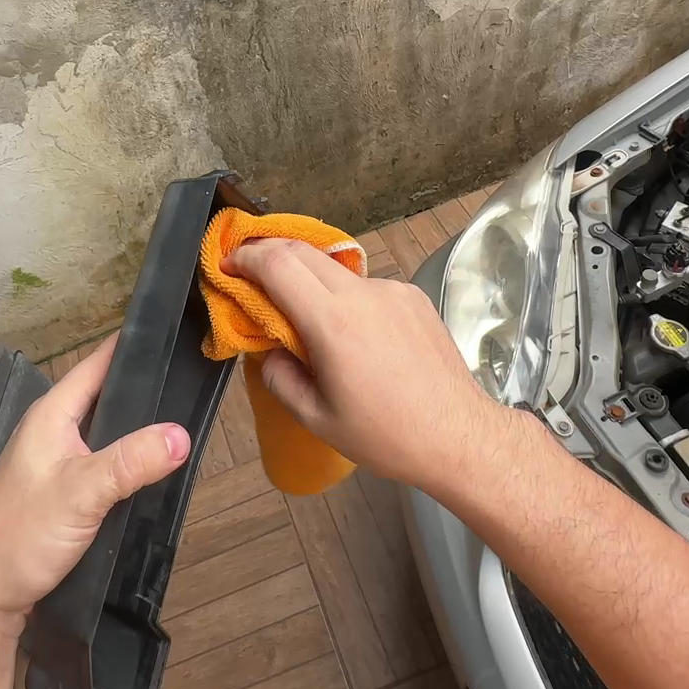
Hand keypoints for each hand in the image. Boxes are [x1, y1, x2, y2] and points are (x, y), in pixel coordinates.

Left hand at [0, 333, 190, 621]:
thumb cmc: (22, 533)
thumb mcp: (82, 492)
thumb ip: (132, 461)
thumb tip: (182, 433)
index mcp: (51, 414)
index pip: (96, 363)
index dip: (131, 345)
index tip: (172, 332)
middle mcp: (52, 429)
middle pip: (103, 396)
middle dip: (142, 388)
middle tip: (189, 379)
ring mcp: (53, 461)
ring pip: (103, 431)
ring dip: (135, 427)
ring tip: (180, 419)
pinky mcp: (59, 491)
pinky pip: (100, 459)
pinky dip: (125, 457)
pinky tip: (149, 467)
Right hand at [223, 239, 513, 491]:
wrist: (460, 437)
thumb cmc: (386, 436)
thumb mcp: (316, 418)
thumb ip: (279, 376)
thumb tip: (269, 349)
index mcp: (332, 322)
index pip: (278, 264)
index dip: (246, 258)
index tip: (228, 265)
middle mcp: (362, 293)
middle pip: (302, 251)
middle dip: (268, 253)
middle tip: (248, 271)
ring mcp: (392, 289)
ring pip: (334, 268)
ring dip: (307, 277)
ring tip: (303, 312)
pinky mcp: (412, 294)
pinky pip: (365, 284)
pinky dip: (344, 295)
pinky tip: (352, 330)